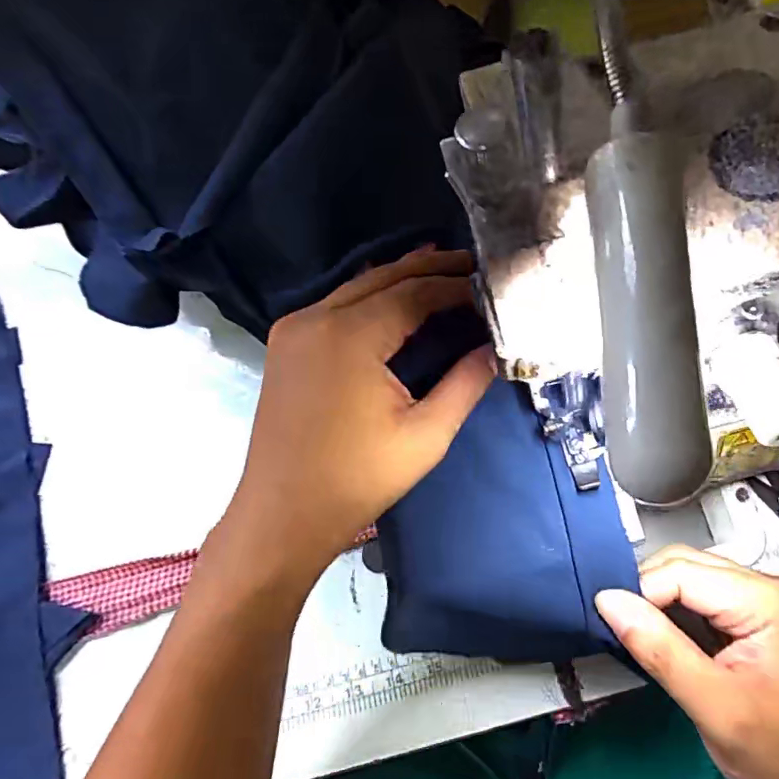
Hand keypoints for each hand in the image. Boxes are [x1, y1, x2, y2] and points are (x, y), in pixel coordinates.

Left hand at [223, 249, 495, 568]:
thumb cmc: (358, 479)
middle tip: (473, 265)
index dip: (457, 287)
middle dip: (431, 268)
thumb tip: (494, 349)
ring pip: (358, 286)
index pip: (415, 292)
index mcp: (350, 336)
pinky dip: (373, 298)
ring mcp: (294, 328)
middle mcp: (316, 317)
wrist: (283, 514)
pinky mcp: (286, 344)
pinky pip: (337, 304)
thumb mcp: (426, 435)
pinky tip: (398, 303)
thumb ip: (465, 384)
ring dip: (402, 279)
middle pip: (384, 276)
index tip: (490, 288)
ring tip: (445, 276)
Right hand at [595, 546, 778, 778]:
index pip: (683, 572)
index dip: (641, 594)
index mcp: (769, 601)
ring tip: (639, 638)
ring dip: (661, 604)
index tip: (610, 627)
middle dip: (648, 593)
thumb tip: (607, 600)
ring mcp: (768, 604)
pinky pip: (707, 602)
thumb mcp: (714, 707)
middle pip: (689, 566)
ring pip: (694, 580)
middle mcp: (771, 589)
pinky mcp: (760, 621)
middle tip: (621, 632)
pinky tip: (666, 642)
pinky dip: (679, 617)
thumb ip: (659, 649)